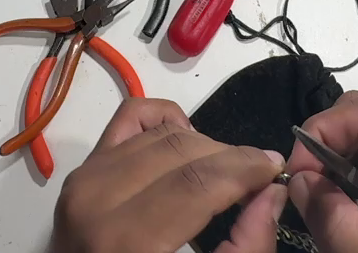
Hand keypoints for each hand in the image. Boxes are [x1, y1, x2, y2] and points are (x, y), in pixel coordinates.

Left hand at [49, 98, 289, 252]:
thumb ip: (244, 247)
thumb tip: (272, 191)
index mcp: (126, 241)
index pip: (197, 182)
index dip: (244, 169)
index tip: (276, 168)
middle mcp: (98, 199)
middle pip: (181, 152)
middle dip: (229, 156)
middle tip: (259, 174)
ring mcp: (85, 178)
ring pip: (159, 132)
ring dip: (203, 142)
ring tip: (226, 168)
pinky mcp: (82, 167)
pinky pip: (128, 117)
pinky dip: (162, 117)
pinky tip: (184, 137)